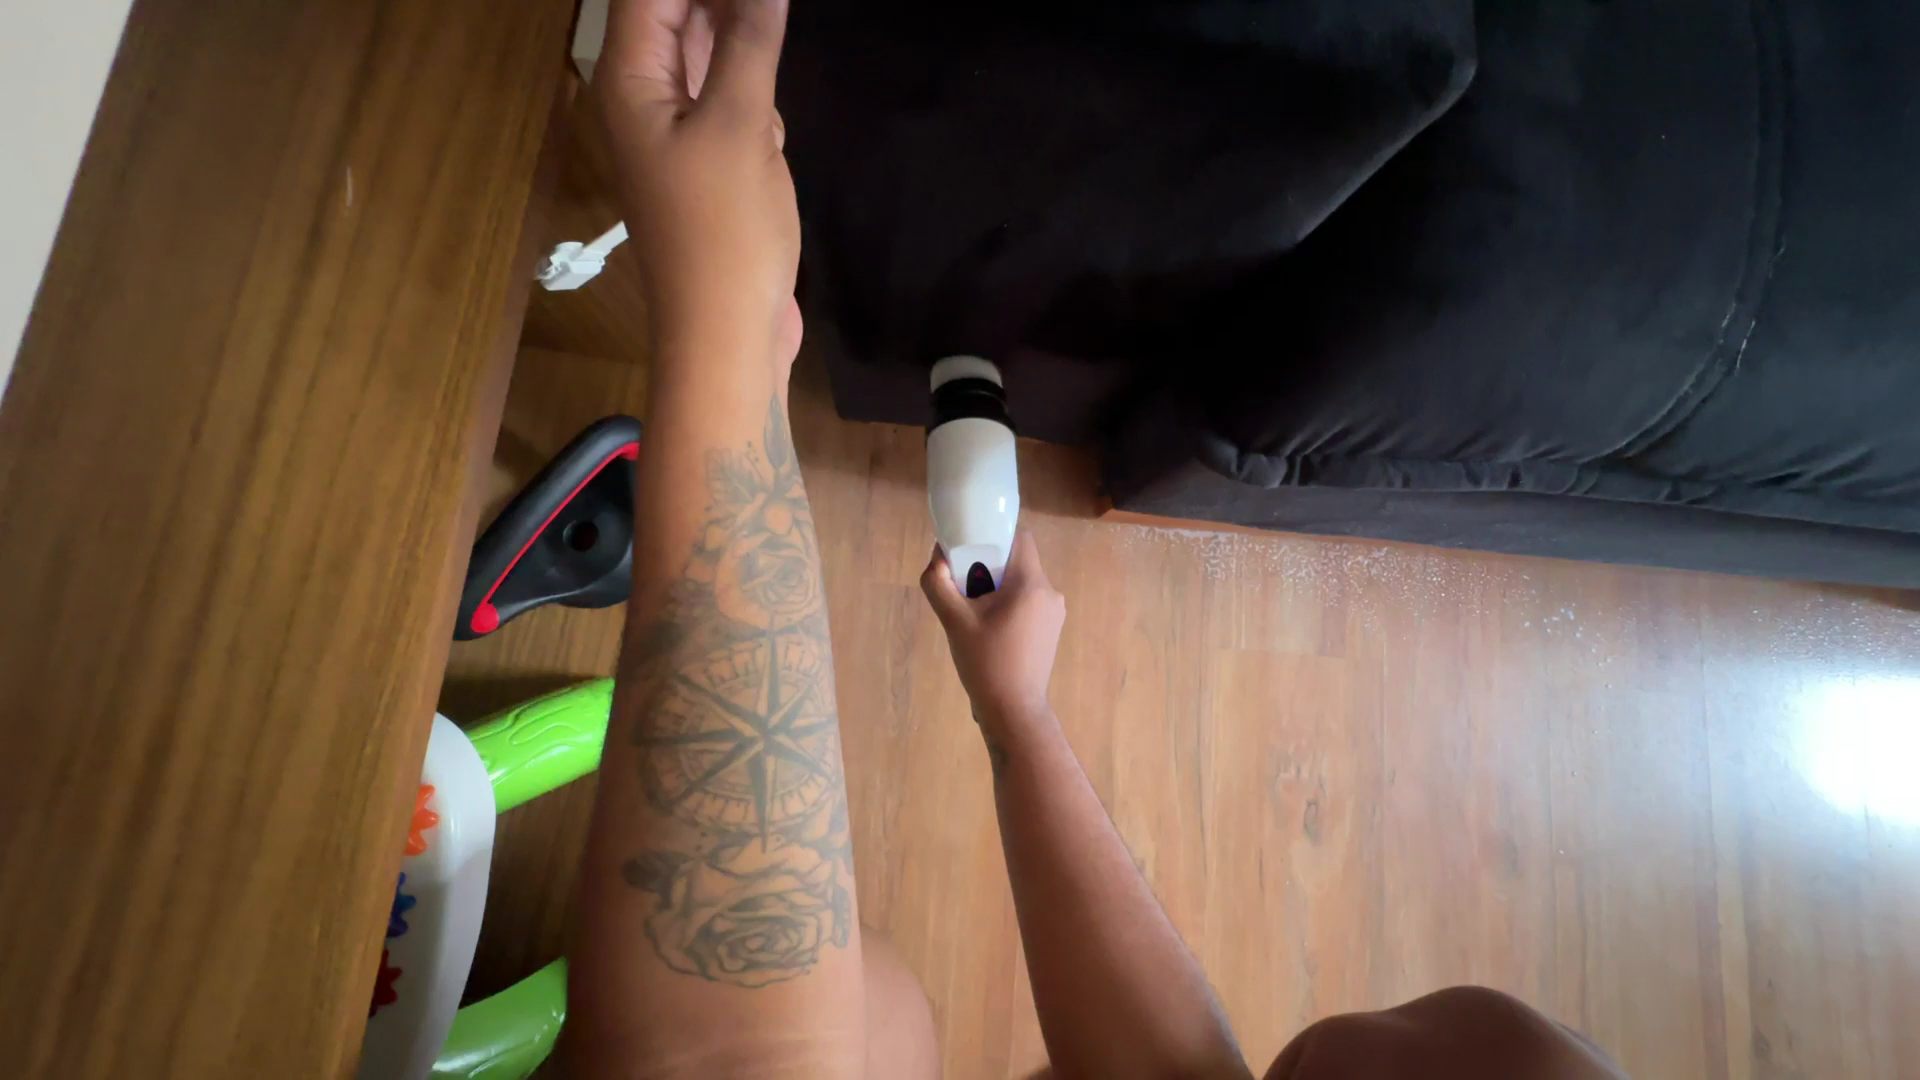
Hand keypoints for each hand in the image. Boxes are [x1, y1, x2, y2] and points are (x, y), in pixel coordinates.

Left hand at [596, 0, 800, 364]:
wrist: (727, 336)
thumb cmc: (726, 234)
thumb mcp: (739, 127)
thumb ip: (749, 43)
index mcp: (631, 80)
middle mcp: (646, 103)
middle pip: (677, 18)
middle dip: (727, 10)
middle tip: (772, 17)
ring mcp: (680, 144)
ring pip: (708, 66)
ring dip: (743, 55)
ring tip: (769, 67)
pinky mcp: (713, 179)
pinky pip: (730, 115)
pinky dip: (754, 109)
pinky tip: (773, 131)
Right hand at [920, 530, 1066, 736]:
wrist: (1013, 710)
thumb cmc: (985, 662)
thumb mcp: (954, 621)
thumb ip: (939, 584)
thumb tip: (937, 559)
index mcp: (1030, 583)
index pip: (1019, 537)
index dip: (994, 535)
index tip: (971, 548)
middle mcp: (1049, 592)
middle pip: (1018, 560)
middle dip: (990, 565)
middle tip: (965, 584)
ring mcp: (1054, 612)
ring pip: (1022, 582)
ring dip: (998, 587)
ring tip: (974, 611)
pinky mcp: (1051, 629)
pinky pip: (1028, 602)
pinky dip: (1009, 604)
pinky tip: (990, 627)